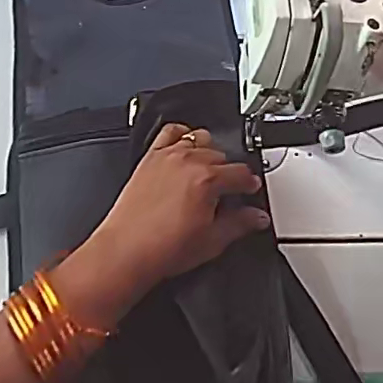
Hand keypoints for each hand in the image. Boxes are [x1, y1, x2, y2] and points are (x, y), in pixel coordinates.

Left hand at [50, 122, 269, 329]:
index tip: (249, 190)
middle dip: (228, 172)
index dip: (249, 184)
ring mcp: (168, 156)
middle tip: (227, 190)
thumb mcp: (212, 241)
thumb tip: (256, 217)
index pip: (240, 173)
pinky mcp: (150, 156)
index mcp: (208, 180)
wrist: (125, 251)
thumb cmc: (162, 248)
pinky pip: (170, 131)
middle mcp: (189, 161)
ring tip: (208, 171)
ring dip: (208, 152)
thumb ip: (239, 224)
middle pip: (222, 156)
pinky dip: (181, 134)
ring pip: (199, 139)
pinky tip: (184, 147)